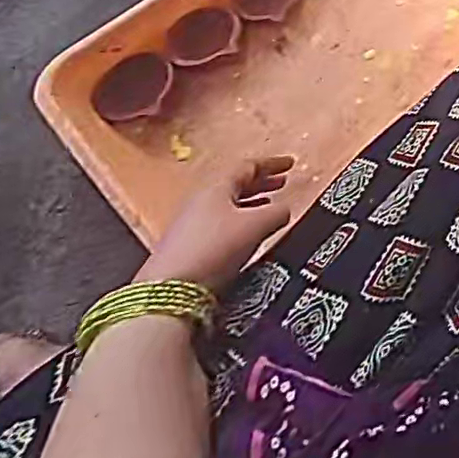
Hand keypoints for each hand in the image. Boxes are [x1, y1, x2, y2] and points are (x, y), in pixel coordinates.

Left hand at [135, 156, 294, 291]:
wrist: (170, 293)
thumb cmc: (215, 248)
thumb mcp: (257, 225)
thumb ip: (278, 212)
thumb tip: (284, 210)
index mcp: (216, 188)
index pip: (247, 167)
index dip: (271, 165)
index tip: (289, 164)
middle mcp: (200, 202)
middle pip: (235, 186)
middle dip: (261, 184)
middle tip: (281, 183)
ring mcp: (189, 226)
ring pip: (227, 206)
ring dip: (251, 204)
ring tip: (269, 207)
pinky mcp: (185, 249)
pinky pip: (219, 225)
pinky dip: (239, 223)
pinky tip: (248, 235)